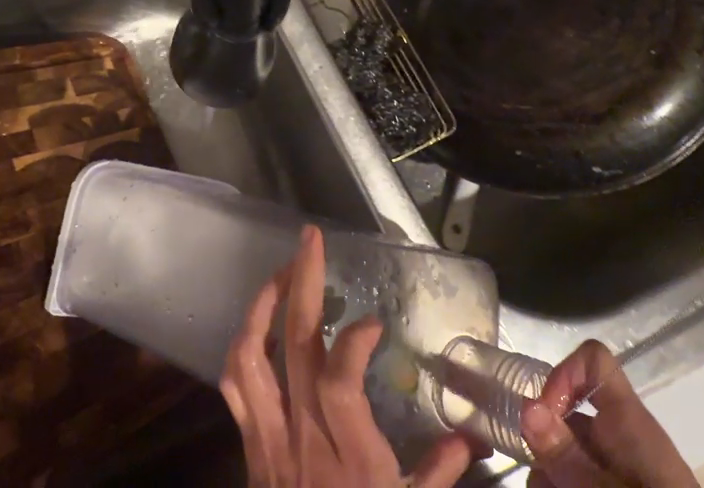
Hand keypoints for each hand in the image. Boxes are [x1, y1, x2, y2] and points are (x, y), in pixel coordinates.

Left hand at [220, 225, 475, 486]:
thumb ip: (438, 474)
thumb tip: (468, 438)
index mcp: (349, 455)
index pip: (339, 381)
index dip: (352, 341)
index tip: (372, 321)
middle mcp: (303, 434)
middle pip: (294, 347)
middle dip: (301, 283)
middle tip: (312, 240)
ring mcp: (269, 436)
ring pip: (251, 356)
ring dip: (263, 306)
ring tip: (282, 272)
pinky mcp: (250, 443)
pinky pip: (234, 387)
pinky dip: (241, 347)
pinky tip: (256, 327)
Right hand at [519, 340, 698, 487]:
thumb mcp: (599, 487)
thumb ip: (564, 452)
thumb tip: (526, 406)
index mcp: (627, 418)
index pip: (593, 360)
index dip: (562, 375)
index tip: (543, 414)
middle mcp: (621, 432)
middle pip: (566, 413)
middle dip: (542, 442)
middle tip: (539, 476)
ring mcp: (619, 463)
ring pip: (565, 449)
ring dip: (548, 472)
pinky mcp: (615, 483)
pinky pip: (579, 472)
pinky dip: (561, 484)